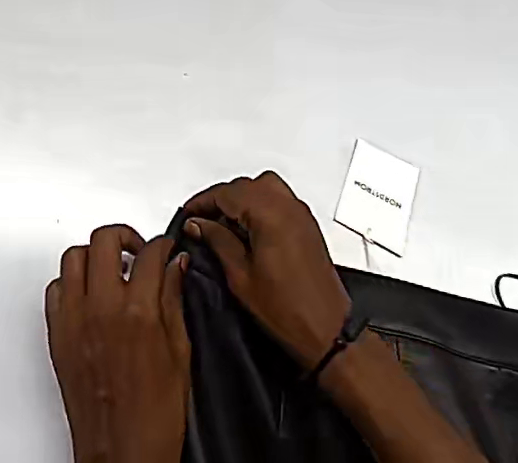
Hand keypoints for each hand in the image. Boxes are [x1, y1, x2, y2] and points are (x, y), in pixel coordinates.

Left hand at [47, 227, 190, 462]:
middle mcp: (102, 308)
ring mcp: (75, 320)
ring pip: (74, 256)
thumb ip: (174, 300)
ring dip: (95, 255)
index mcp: (138, 312)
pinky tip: (88, 293)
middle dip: (125, 235)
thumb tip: (175, 267)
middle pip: (104, 239)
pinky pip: (55, 289)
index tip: (166, 248)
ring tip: (112, 267)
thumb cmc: (153, 416)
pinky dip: (71, 282)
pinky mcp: (57, 335)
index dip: (163, 244)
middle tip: (137, 249)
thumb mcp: (180, 352)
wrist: (123, 455)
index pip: (149, 252)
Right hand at [182, 172, 350, 368]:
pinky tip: (247, 228)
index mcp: (269, 214)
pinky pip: (278, 198)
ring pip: (262, 187)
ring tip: (224, 225)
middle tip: (200, 221)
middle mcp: (287, 206)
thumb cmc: (289, 310)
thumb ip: (217, 241)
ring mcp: (299, 213)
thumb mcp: (240, 276)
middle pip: (245, 186)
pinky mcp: (306, 224)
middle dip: (220, 199)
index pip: (227, 192)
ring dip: (241, 199)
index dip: (203, 202)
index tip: (189, 214)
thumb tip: (198, 224)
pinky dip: (259, 204)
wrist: (327, 331)